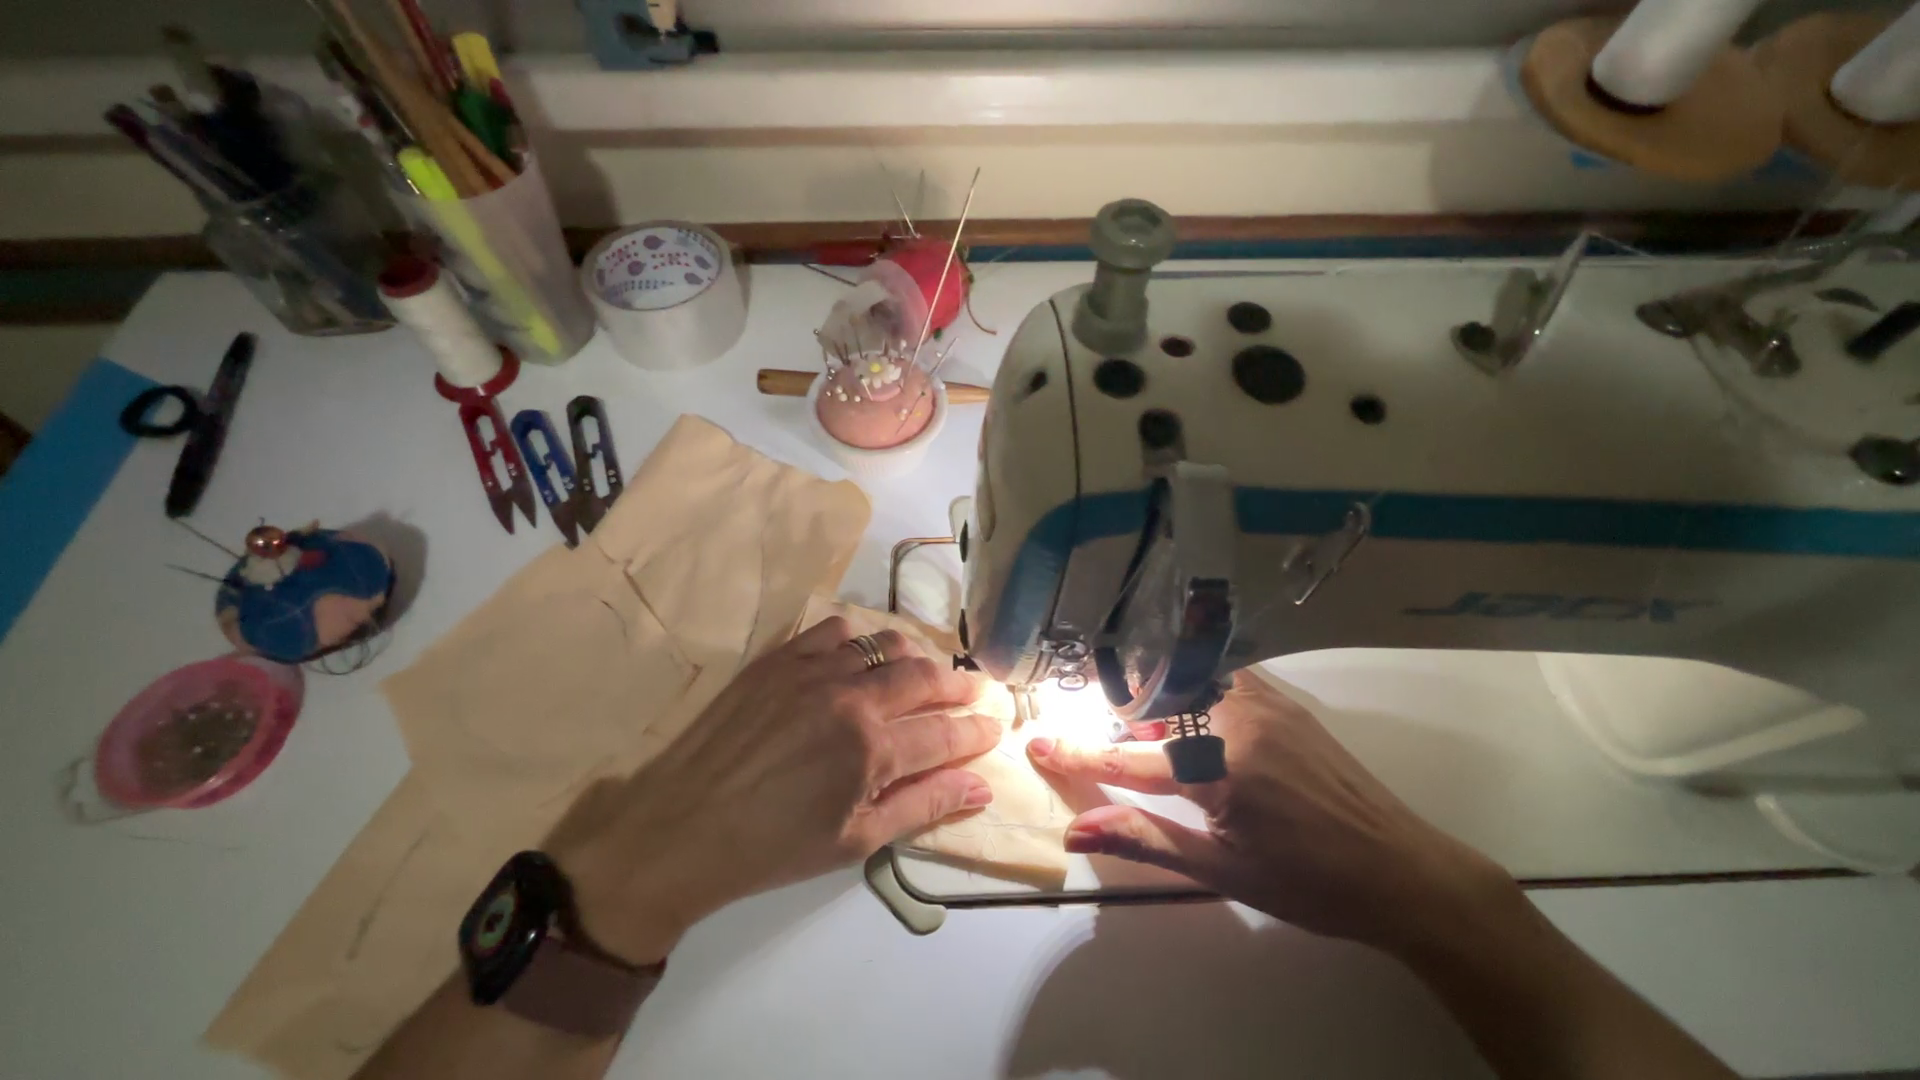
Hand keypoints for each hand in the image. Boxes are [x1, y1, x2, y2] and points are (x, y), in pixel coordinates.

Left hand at [549, 617, 999, 963]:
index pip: (946, 732)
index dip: (976, 731)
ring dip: (913, 658)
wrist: (681, 827)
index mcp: (872, 747)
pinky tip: (859, 657)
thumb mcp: (856, 841)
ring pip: (883, 643)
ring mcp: (812, 670)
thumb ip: (923, 805)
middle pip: (924, 676)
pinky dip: (859, 639)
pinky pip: (833, 629)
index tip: (994, 728)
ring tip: (921, 674)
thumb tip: (981, 787)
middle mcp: (850, 695)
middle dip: (958, 685)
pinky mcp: (779, 658)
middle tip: (974, 693)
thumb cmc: (773, 847)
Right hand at [1028, 670, 1515, 954]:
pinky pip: (1226, 679)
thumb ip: (1146, 839)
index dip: (1079, 754)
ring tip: (1144, 725)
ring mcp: (1269, 704)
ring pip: (1191, 681)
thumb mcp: (1222, 869)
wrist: (1405, 873)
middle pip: (1158, 699)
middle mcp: (1239, 719)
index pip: (1129, 756)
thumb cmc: (1309, 881)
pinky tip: (1192, 714)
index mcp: (1220, 765)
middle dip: (1121, 711)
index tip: (1038, 745)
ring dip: (1159, 698)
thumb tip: (1077, 831)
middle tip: (1099, 728)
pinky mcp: (1289, 705)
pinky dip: (1194, 689)